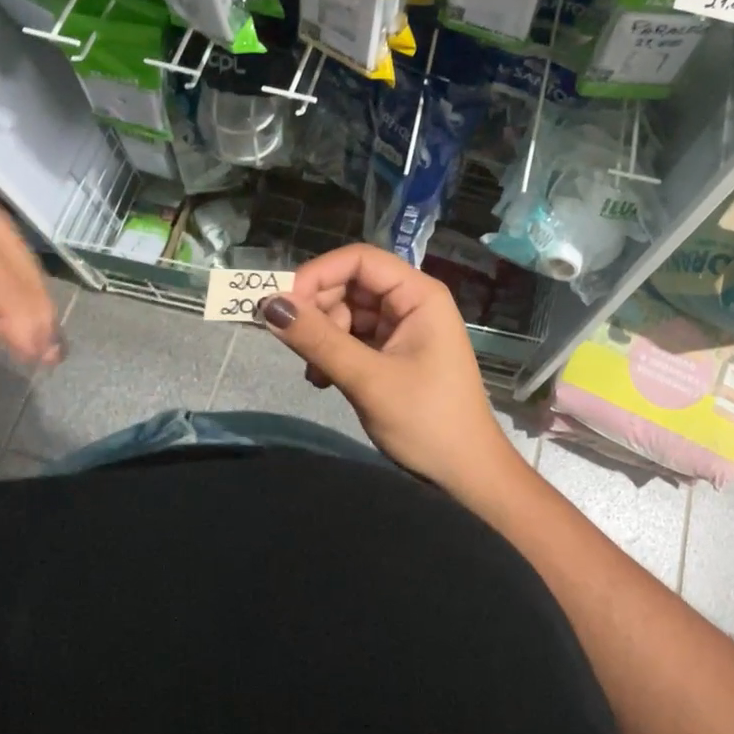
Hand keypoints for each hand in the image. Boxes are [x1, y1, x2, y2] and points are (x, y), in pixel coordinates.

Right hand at [259, 244, 522, 488]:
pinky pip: (353, 339)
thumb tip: (268, 305)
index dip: (317, 274)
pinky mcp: (394, 355)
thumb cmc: (426, 420)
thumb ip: (319, 340)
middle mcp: (412, 303)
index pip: (359, 260)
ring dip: (323, 337)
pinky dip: (333, 355)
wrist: (465, 474)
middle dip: (318, 311)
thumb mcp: (367, 379)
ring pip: (347, 313)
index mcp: (419, 295)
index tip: (280, 305)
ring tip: (316, 374)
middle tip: (294, 344)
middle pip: (350, 284)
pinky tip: (325, 382)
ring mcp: (403, 329)